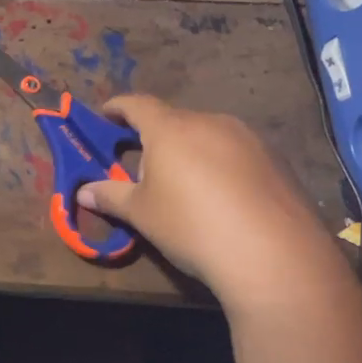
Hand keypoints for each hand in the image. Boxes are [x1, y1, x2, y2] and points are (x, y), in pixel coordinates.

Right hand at [77, 96, 348, 308]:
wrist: (276, 258)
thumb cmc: (192, 225)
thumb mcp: (141, 213)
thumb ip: (110, 196)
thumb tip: (83, 192)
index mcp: (170, 128)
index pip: (136, 104)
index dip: (116, 108)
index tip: (104, 117)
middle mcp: (210, 123)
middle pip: (173, 120)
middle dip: (154, 137)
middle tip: (142, 167)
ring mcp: (249, 141)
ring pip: (207, 136)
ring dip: (189, 151)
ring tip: (184, 185)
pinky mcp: (278, 163)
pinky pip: (236, 154)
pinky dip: (220, 166)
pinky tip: (221, 199)